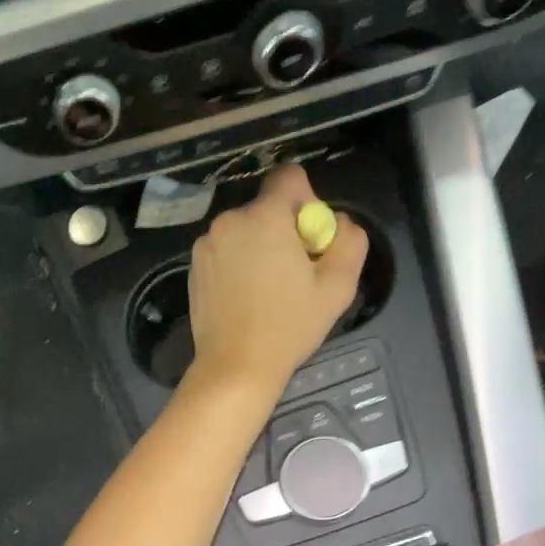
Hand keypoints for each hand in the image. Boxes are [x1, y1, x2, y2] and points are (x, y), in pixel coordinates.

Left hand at [186, 165, 368, 394]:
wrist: (235, 367)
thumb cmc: (288, 327)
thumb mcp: (338, 286)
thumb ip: (350, 240)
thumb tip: (339, 223)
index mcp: (265, 216)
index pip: (290, 177)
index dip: (307, 201)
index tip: (310, 239)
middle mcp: (230, 220)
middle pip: (267, 208)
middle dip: (284, 231)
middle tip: (293, 275)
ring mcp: (207, 244)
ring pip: (245, 231)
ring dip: (259, 248)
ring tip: (268, 291)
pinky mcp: (194, 268)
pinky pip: (225, 251)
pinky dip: (237, 265)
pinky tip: (245, 299)